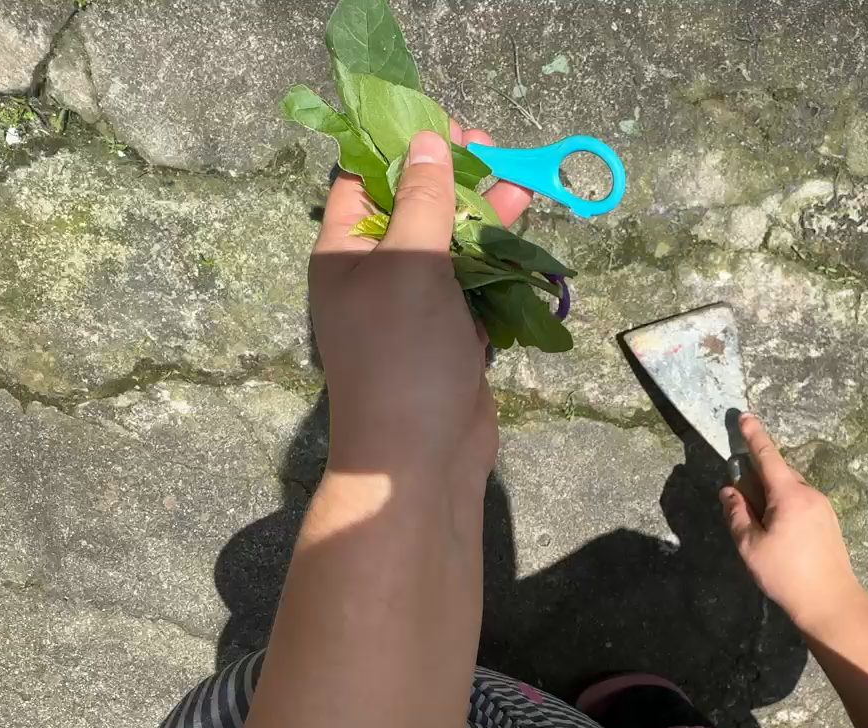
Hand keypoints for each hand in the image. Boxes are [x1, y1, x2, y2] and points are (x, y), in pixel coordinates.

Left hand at [309, 125, 530, 489]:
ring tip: (522, 190)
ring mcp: (416, 315)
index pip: (366, 182)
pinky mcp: (451, 342)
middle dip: (454, 182)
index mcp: (345, 255)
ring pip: (452, 254)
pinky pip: (474, 294)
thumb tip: (428, 142)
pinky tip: (522, 250)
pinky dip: (497, 273)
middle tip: (495, 152)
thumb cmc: (404, 356)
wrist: (420, 458)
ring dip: (484, 225)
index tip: (448, 129)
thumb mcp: (410, 267)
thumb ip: (423, 202)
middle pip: (415, 212)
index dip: (404, 149)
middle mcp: (376, 280)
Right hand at [721, 413, 867, 633]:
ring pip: (791, 489)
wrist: (830, 602)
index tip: (744, 417)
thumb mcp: (751, 546)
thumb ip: (737, 515)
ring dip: (771, 494)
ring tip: (757, 521)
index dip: (754, 436)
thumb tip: (728, 492)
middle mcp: (810, 494)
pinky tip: (776, 530)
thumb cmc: (787, 575)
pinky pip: (801, 502)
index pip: (768, 457)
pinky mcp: (828, 522)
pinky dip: (783, 505)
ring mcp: (823, 507)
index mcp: (790, 495)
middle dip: (759, 474)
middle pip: (780, 473)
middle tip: (740, 492)